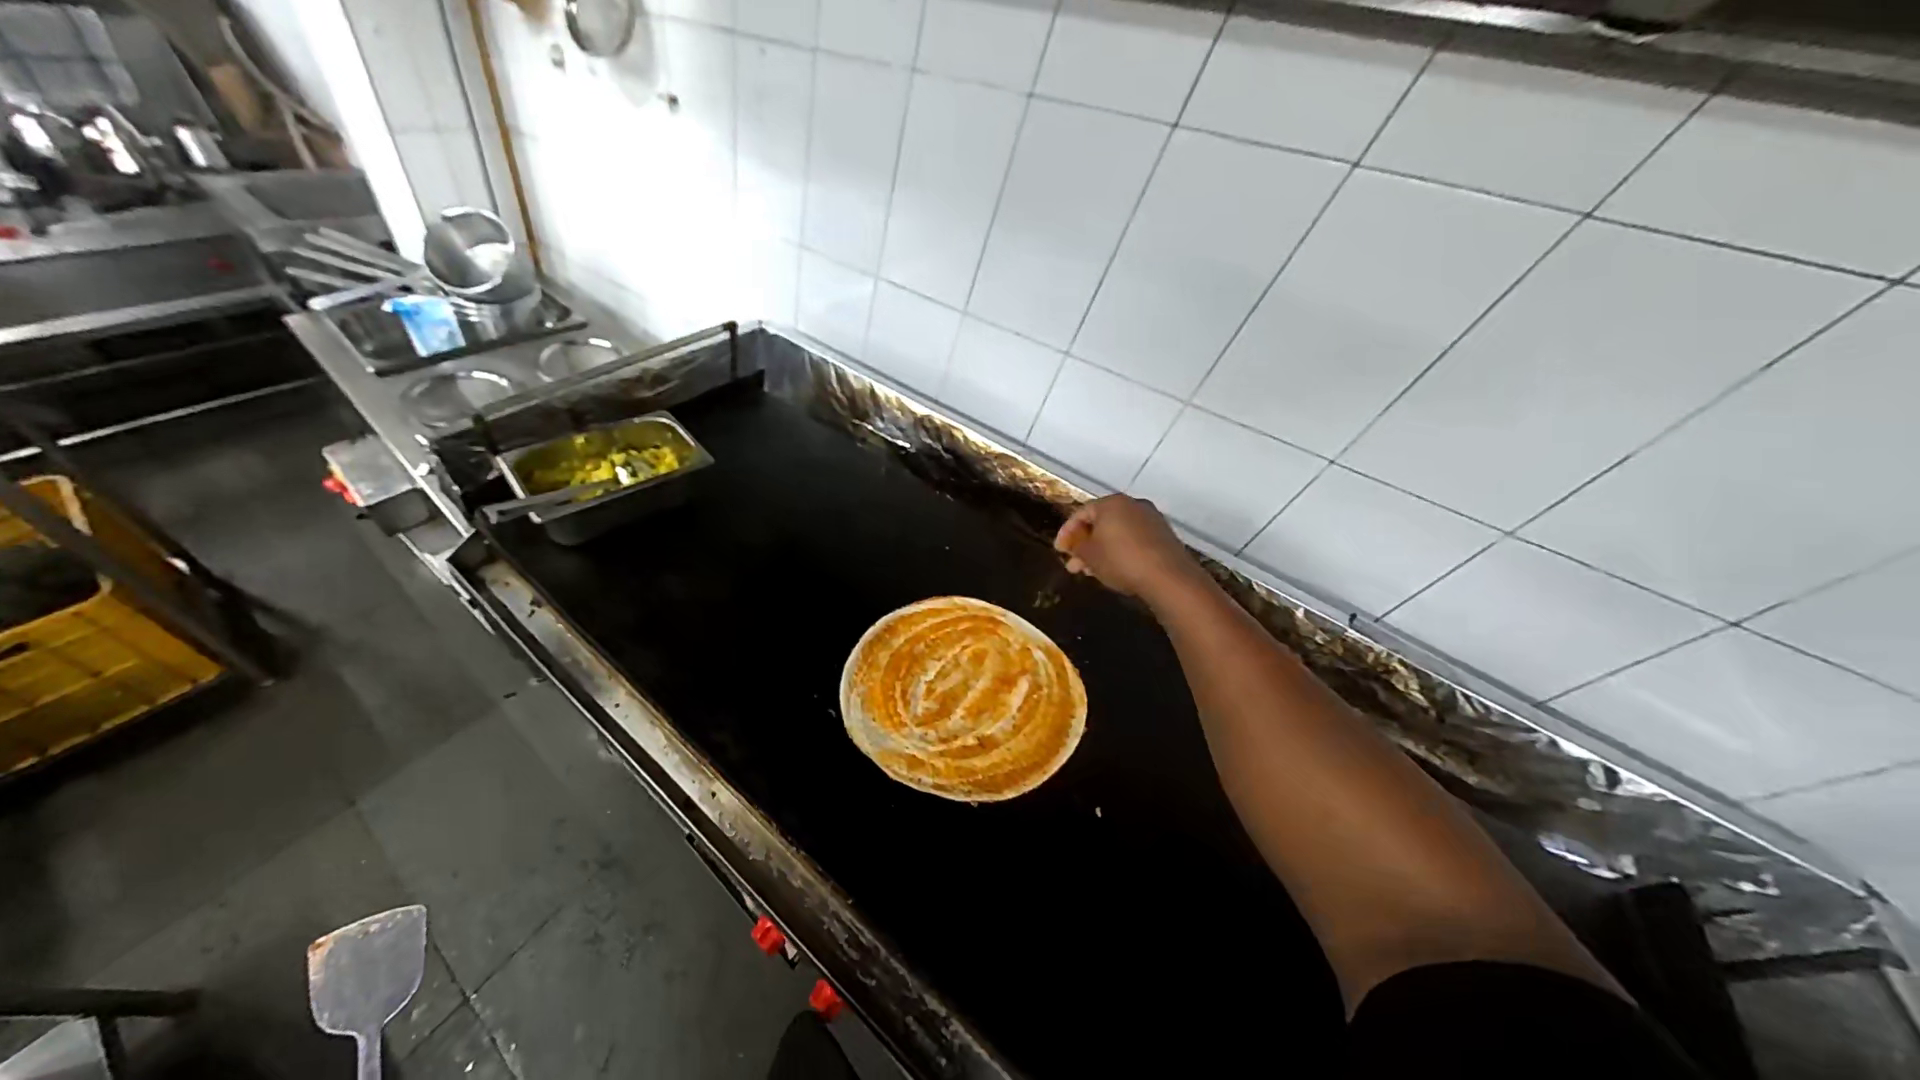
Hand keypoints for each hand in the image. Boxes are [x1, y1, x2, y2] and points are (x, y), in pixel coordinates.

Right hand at [1053, 495, 1205, 600]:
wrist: (1168, 577)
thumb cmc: (1121, 560)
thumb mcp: (1090, 556)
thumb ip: (1077, 548)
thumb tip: (1076, 547)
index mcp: (1111, 503)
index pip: (1081, 513)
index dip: (1067, 532)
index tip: (1059, 550)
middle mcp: (1133, 504)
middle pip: (1101, 522)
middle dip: (1085, 543)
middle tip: (1075, 563)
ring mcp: (1151, 519)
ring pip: (1118, 532)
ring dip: (1102, 549)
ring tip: (1092, 571)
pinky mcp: (1164, 535)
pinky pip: (1134, 539)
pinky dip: (1121, 551)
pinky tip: (1114, 569)